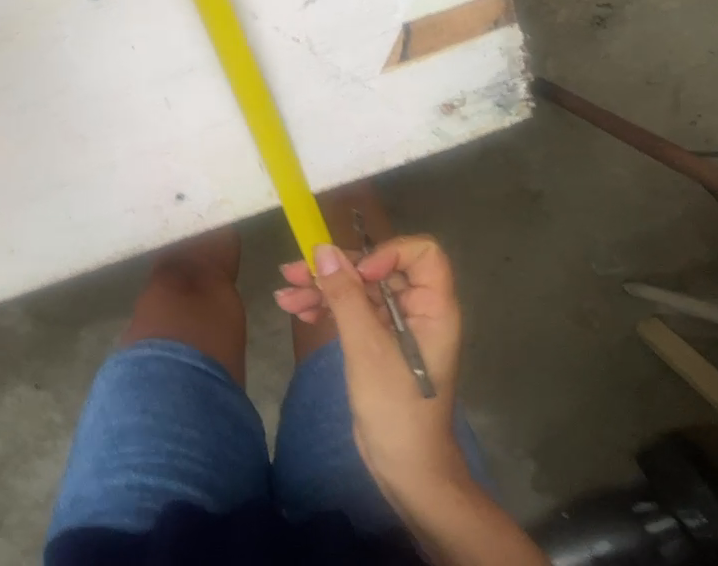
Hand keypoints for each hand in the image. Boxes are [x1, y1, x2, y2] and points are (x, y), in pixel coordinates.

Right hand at [276, 239, 472, 510]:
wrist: (405, 467)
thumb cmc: (396, 407)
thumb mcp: (367, 348)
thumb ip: (346, 296)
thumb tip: (323, 250)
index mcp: (433, 308)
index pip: (422, 254)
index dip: (387, 254)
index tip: (356, 273)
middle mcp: (418, 311)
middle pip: (378, 269)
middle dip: (336, 270)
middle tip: (294, 272)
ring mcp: (397, 328)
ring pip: (359, 289)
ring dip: (322, 289)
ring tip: (284, 296)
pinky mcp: (378, 343)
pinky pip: (352, 311)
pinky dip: (326, 308)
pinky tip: (298, 312)